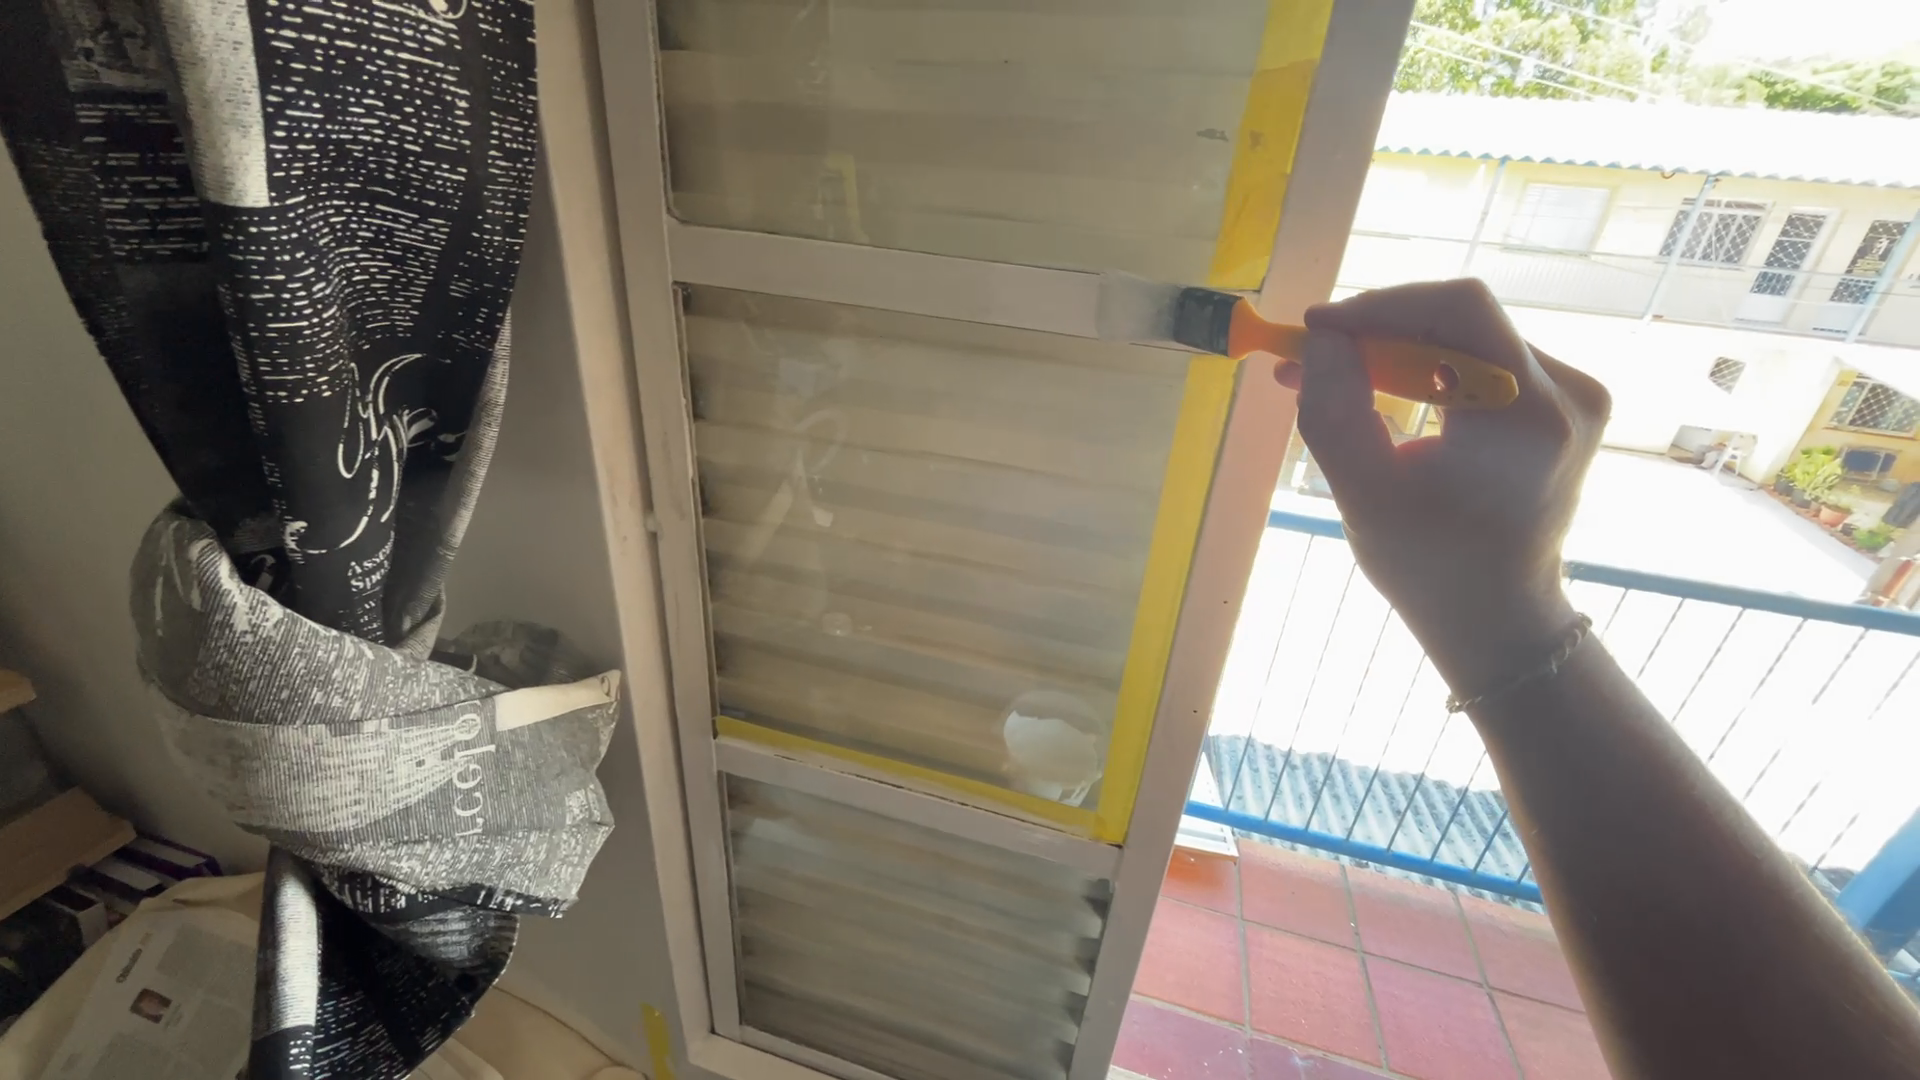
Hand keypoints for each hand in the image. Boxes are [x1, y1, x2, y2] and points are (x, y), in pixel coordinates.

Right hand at [1284, 280, 1611, 697]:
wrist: (1495, 613)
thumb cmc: (1425, 564)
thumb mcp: (1361, 492)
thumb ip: (1333, 409)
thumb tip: (1320, 338)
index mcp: (1526, 417)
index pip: (1457, 311)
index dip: (1377, 306)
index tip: (1312, 329)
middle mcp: (1566, 391)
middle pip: (1460, 320)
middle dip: (1374, 332)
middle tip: (1305, 360)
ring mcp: (1569, 396)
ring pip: (1464, 339)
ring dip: (1389, 352)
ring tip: (1327, 378)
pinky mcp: (1556, 406)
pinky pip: (1476, 363)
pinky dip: (1418, 371)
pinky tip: (1374, 390)